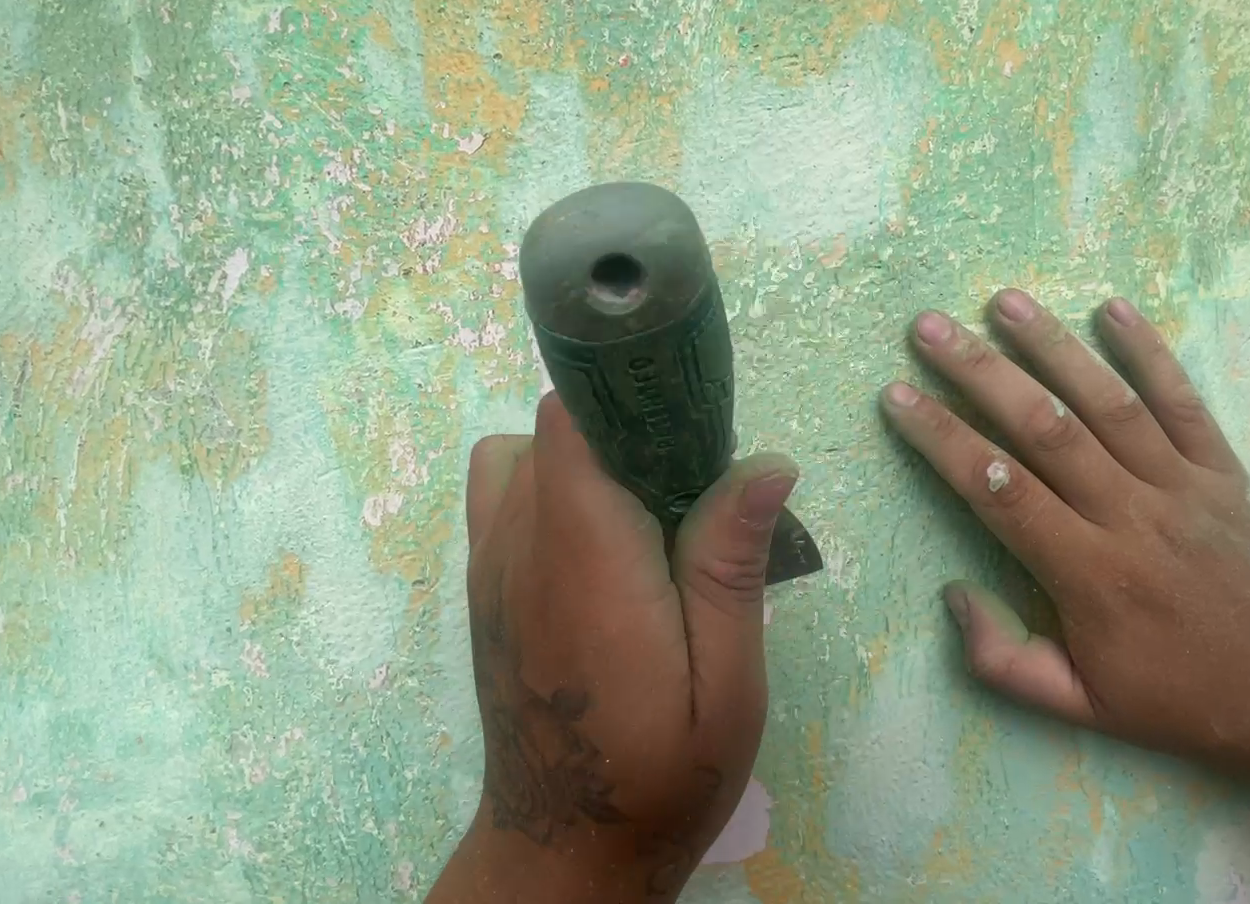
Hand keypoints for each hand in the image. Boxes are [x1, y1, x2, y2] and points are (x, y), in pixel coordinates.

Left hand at [428, 394, 797, 903]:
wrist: (563, 851)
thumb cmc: (659, 771)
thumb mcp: (726, 683)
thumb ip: (731, 567)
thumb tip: (767, 464)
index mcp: (583, 559)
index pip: (569, 421)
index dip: (624, 397)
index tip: (686, 421)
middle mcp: (519, 546)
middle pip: (553, 431)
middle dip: (623, 432)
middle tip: (688, 486)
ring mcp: (488, 565)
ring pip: (520, 454)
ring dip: (580, 457)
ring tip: (639, 510)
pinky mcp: (481, 587)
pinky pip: (500, 495)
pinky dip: (543, 486)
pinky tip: (594, 538)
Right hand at [880, 292, 1249, 764]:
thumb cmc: (1182, 699)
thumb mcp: (1081, 708)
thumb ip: (1002, 662)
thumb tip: (951, 594)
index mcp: (1089, 573)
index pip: (998, 490)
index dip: (942, 439)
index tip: (897, 396)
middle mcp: (1131, 515)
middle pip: (1044, 429)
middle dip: (979, 372)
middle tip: (929, 328)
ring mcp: (1183, 485)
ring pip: (1108, 403)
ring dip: (1052, 346)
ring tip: (1003, 301)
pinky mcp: (1225, 471)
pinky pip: (1184, 402)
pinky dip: (1149, 353)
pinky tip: (1113, 308)